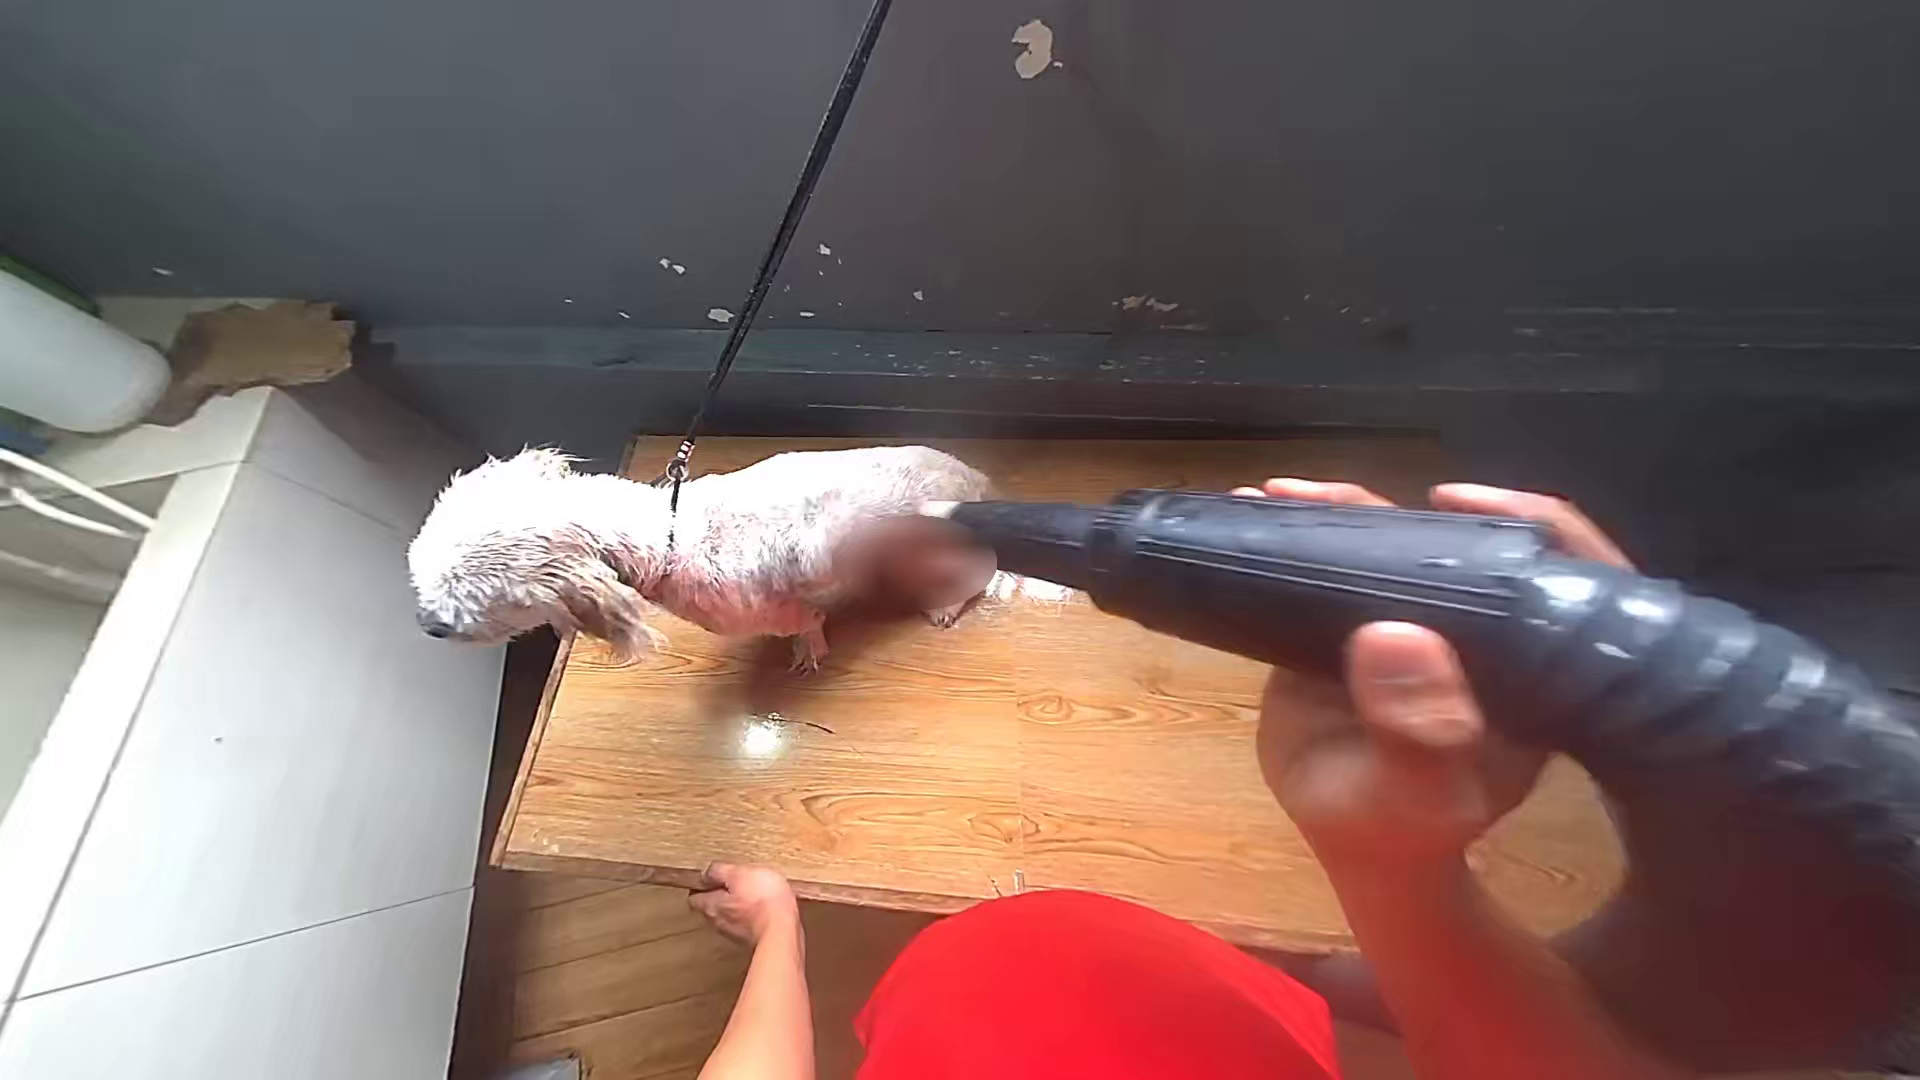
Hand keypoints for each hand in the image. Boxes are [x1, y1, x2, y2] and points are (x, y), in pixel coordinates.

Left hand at [689, 862, 799, 945]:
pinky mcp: (752, 938)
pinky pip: (744, 923)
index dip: (700, 887)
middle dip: (716, 897)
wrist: (782, 931)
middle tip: (727, 882)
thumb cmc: (762, 900)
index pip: (695, 899)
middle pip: (710, 909)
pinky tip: (760, 905)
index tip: (707, 877)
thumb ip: (720, 872)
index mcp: (713, 906)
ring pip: (727, 917)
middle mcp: (720, 922)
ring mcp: (736, 933)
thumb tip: (705, 872)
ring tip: (745, 892)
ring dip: (733, 906)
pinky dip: (748, 914)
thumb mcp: (741, 874)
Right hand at [1235, 478, 1630, 866]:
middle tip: (1312, 495)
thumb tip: (1396, 634)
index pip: (1554, 572)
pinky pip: (1331, 578)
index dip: (1516, 522)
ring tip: (1269, 498)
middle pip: (1443, 546)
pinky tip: (1254, 527)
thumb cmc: (1392, 829)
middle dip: (1380, 510)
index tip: (1445, 498)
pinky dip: (1293, 549)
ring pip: (1380, 554)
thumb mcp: (1413, 798)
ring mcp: (1408, 629)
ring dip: (1326, 520)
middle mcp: (1472, 634)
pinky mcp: (1352, 631)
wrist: (1349, 837)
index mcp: (1525, 666)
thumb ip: (1418, 733)